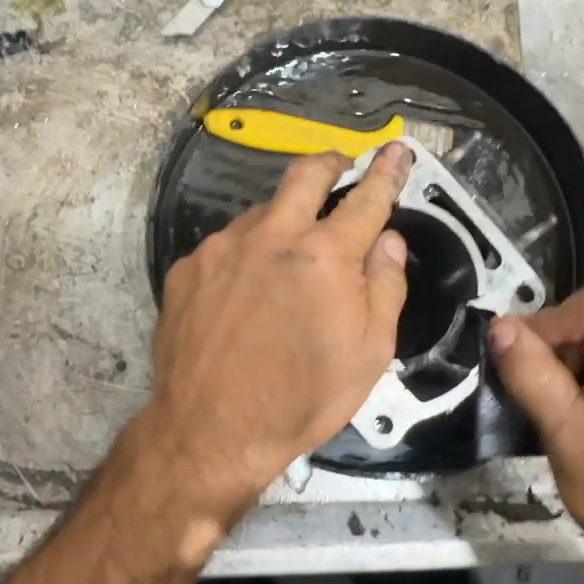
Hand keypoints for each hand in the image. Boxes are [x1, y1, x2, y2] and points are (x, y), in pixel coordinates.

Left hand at [133, 143, 413, 521]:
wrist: (209, 431)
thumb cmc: (301, 399)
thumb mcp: (368, 353)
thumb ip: (384, 286)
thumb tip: (387, 240)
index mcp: (323, 256)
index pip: (366, 199)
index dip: (386, 172)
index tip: (397, 151)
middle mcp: (270, 236)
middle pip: (306, 174)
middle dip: (332, 162)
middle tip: (343, 166)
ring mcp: (221, 249)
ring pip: (262, 212)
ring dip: (284, 218)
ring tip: (290, 255)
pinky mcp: (187, 269)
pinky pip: (226, 245)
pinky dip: (247, 253)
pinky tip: (246, 290)